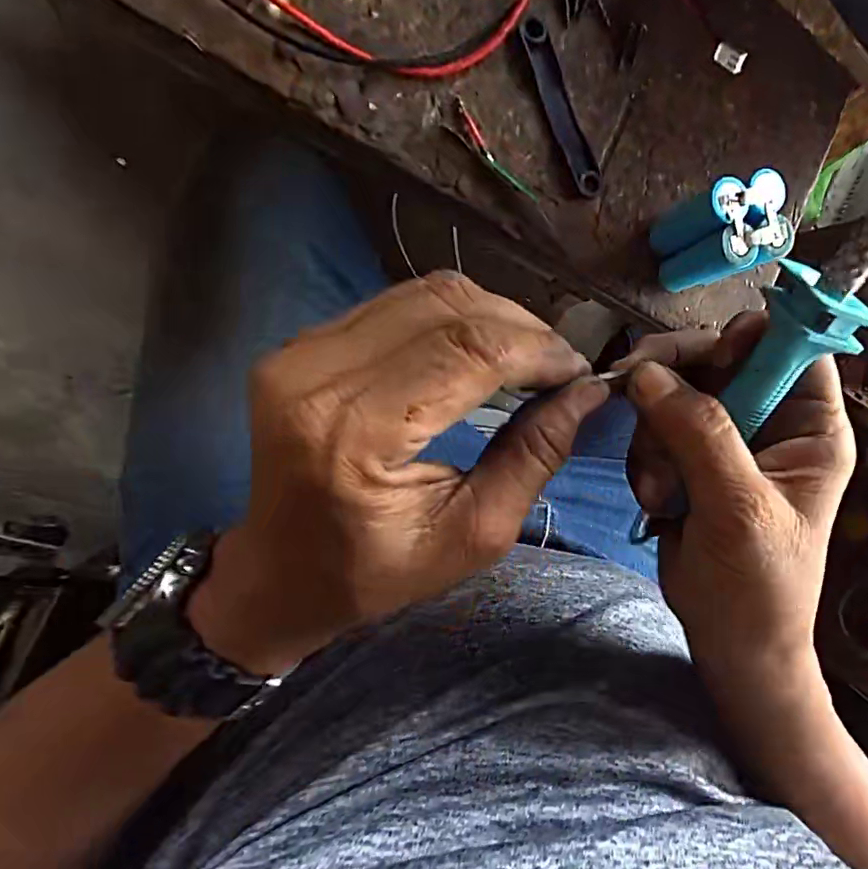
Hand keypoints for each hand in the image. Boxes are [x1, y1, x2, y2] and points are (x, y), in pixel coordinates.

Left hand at [191, 272, 603, 673]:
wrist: (280, 575)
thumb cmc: (379, 571)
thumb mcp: (476, 533)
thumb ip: (534, 456)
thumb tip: (587, 393)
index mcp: (357, 432)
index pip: (469, 351)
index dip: (538, 351)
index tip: (580, 374)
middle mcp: (319, 373)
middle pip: (451, 309)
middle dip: (525, 330)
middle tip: (562, 367)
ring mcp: (303, 349)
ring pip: (429, 293)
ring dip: (496, 317)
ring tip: (529, 357)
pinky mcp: (305, 342)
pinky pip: (402, 302)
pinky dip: (459, 317)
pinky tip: (484, 350)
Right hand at [619, 313, 856, 682]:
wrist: (731, 641)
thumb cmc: (758, 585)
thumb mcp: (739, 508)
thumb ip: (701, 435)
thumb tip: (649, 373)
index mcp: (811, 427)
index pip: (794, 346)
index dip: (756, 335)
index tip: (714, 358)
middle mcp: (772, 422)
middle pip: (722, 358)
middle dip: (678, 382)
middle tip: (634, 389)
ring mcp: (729, 439)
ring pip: (678, 392)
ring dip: (656, 434)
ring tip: (663, 491)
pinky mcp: (693, 458)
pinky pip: (657, 426)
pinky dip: (648, 458)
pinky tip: (658, 502)